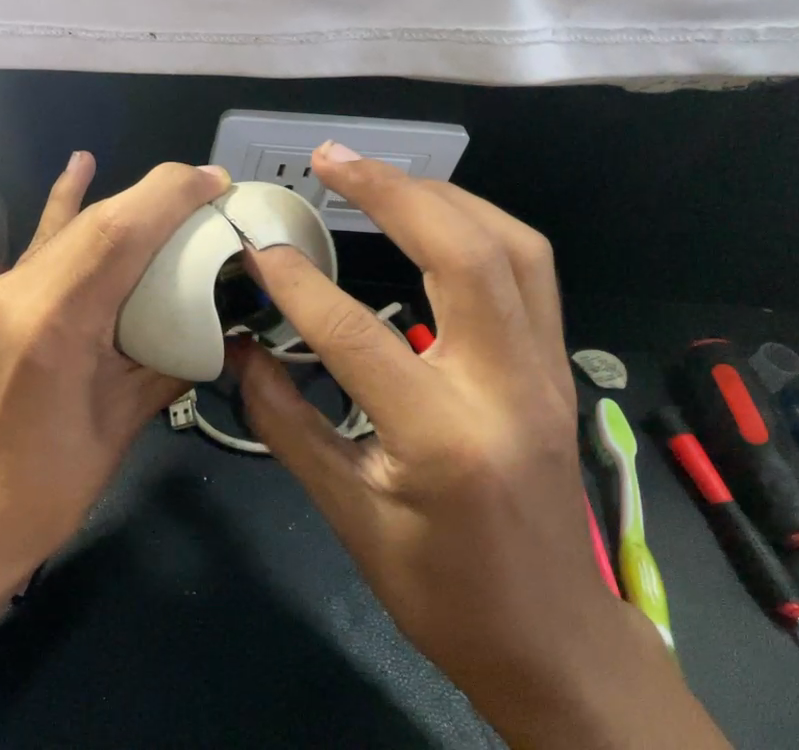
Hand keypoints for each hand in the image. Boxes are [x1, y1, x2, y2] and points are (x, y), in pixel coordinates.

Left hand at [0, 154, 230, 592]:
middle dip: (156, 199)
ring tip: (177, 197)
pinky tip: (80, 167)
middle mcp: (17, 292)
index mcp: (53, 324)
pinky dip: (65, 207)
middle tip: (212, 195)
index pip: (116, 232)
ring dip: (126, 209)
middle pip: (95, 222)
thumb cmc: (51, 486)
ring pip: (71, 229)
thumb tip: (224, 328)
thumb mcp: (123, 423)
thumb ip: (172, 361)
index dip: (169, 197)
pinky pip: (42, 247)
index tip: (216, 183)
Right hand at [230, 143, 724, 747]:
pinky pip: (530, 270)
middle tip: (329, 160)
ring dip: (442, 196)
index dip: (298, 285)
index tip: (255, 249)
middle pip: (464, 253)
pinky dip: (479, 225)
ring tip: (378, 175)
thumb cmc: (441, 591)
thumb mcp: (348, 516)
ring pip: (512, 247)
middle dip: (391, 193)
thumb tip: (242, 349)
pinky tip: (435, 218)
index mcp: (445, 437)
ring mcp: (546, 372)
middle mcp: (508, 387)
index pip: (358, 335)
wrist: (553, 639)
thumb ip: (287, 422)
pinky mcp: (556, 368)